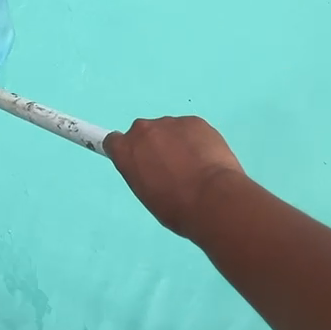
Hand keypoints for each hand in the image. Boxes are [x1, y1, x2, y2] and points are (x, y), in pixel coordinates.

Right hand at [104, 116, 245, 234]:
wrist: (215, 201)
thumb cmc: (178, 209)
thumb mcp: (148, 196)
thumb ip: (142, 174)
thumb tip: (152, 170)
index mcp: (125, 150)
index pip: (115, 141)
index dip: (129, 151)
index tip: (140, 162)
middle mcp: (142, 130)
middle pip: (145, 134)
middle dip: (156, 146)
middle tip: (174, 170)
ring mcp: (169, 122)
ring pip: (171, 131)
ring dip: (179, 144)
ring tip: (197, 169)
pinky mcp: (195, 121)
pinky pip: (193, 130)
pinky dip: (199, 142)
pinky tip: (210, 162)